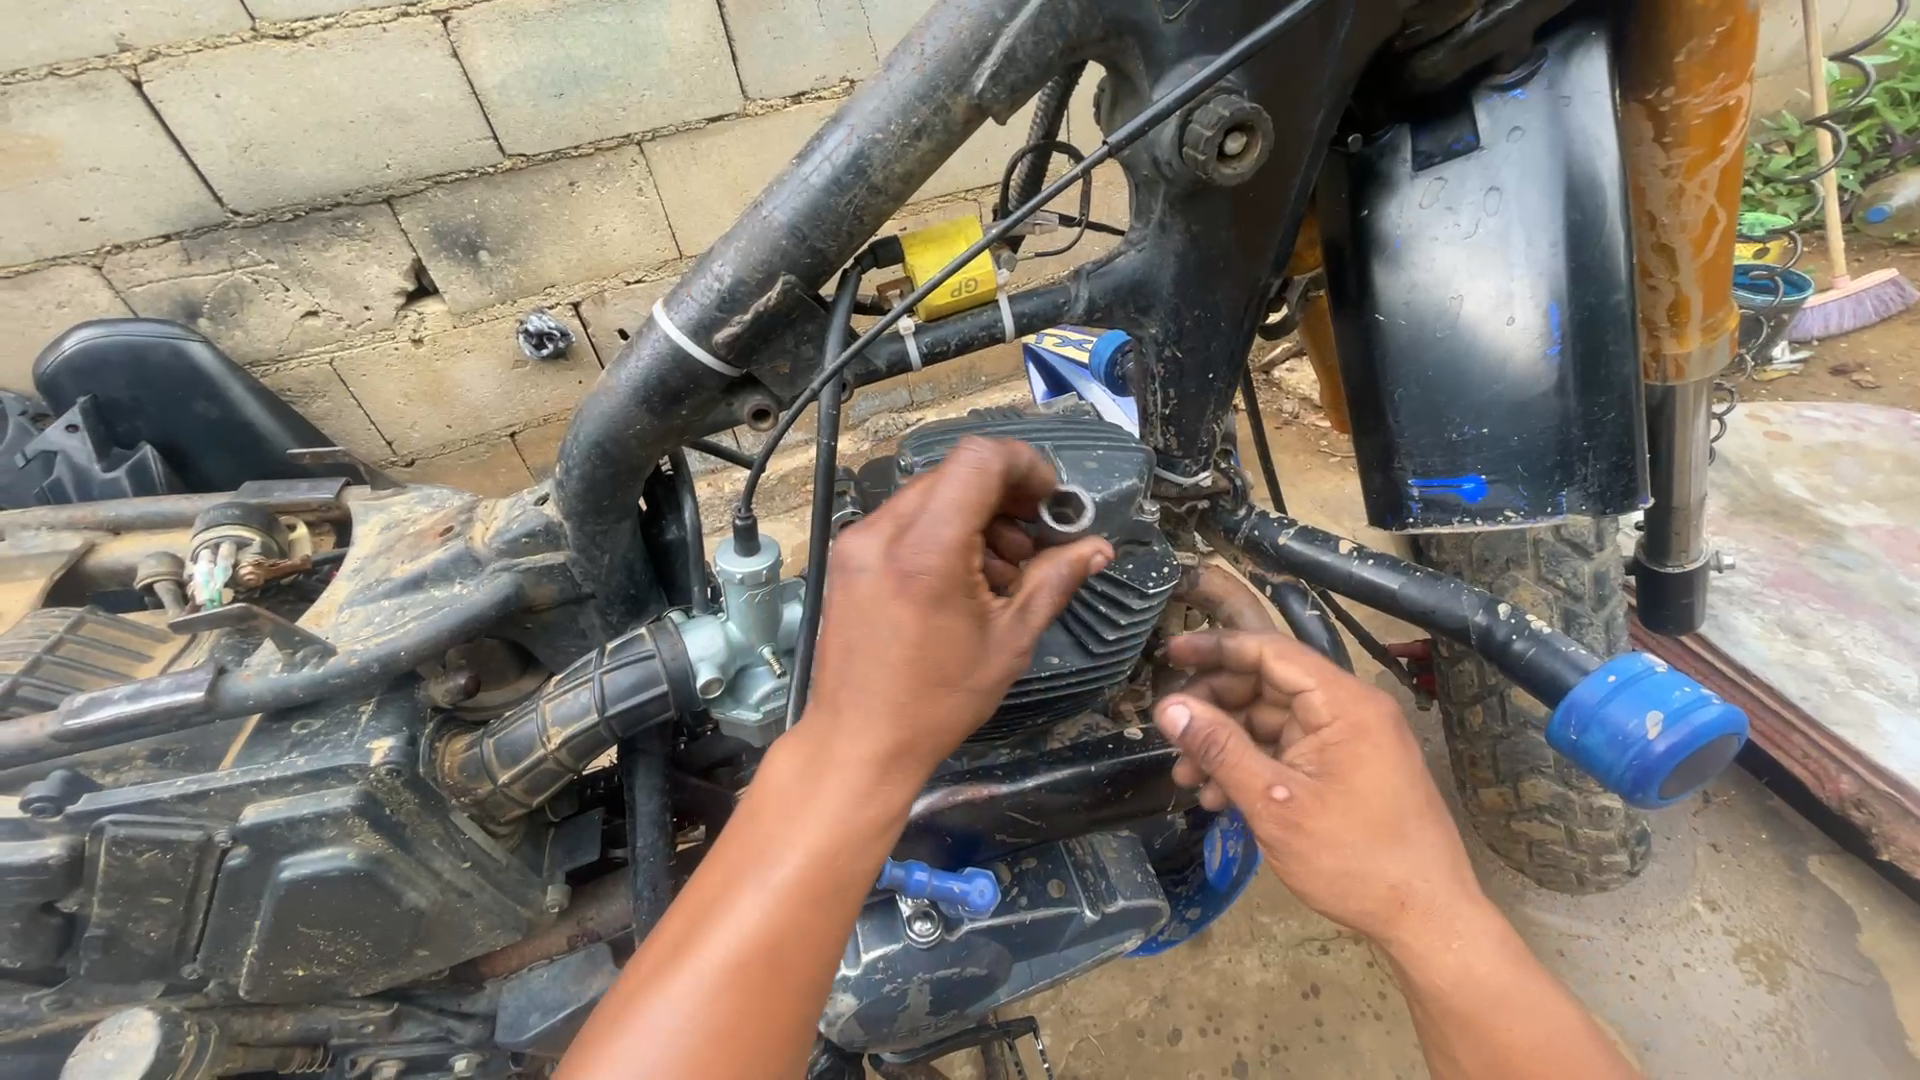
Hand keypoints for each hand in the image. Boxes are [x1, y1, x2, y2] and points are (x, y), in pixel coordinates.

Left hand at [803, 437, 1112, 792]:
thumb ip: (1054, 580)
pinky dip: (944, 532)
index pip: (978, 459)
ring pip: (931, 495)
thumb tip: (1098, 547)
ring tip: (1002, 572)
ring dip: (976, 517)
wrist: (858, 742)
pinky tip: (965, 578)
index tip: (1049, 502)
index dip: (1025, 466)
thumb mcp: (1010, 641)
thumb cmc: (938, 701)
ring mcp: (857, 541)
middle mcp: (882, 531)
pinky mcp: (848, 556)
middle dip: (1005, 498)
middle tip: (1034, 543)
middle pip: (956, 474)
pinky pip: (905, 520)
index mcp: (925, 550)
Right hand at [1152, 630, 1487, 948]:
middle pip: (1265, 684)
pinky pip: (1285, 748)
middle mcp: (1349, 710)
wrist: (1428, 923)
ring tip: (1188, 777)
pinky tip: (1218, 795)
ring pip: (1268, 719)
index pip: (1270, 651)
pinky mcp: (1343, 767)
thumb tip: (1167, 708)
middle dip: (1214, 708)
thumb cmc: (1355, 860)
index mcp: (1344, 704)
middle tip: (1172, 733)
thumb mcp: (1274, 803)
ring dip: (1225, 743)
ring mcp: (1347, 740)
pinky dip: (1250, 763)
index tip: (1170, 653)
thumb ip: (1219, 748)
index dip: (1215, 648)